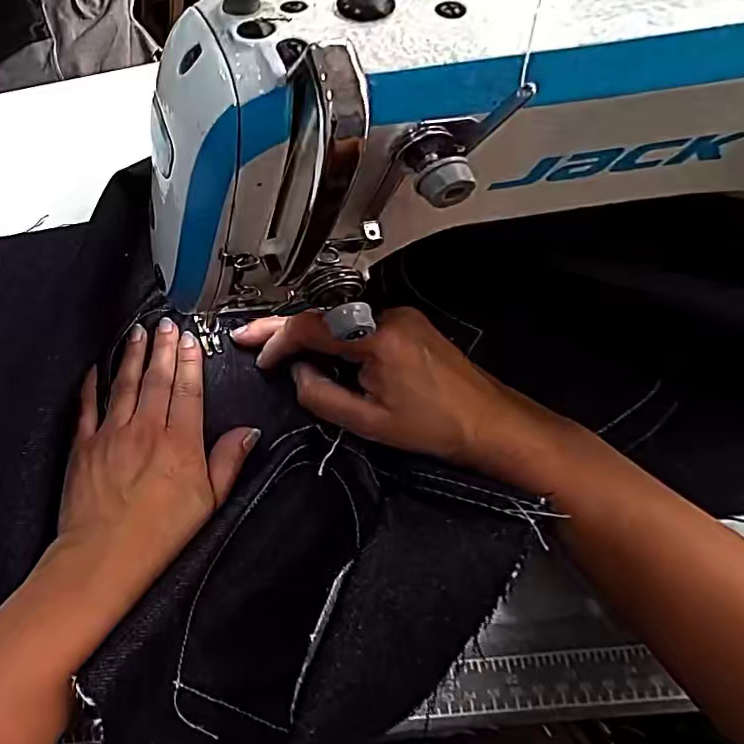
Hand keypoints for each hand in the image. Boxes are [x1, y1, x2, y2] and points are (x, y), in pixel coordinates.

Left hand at [52, 318, 259, 595]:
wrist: (103, 557)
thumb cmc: (158, 537)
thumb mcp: (208, 503)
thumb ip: (228, 462)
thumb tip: (248, 434)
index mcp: (179, 443)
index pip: (188, 391)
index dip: (190, 362)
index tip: (190, 341)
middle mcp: (147, 430)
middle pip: (158, 379)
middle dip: (164, 348)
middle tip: (166, 325)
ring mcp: (113, 434)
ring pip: (126, 384)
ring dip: (134, 356)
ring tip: (138, 333)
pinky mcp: (85, 445)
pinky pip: (88, 406)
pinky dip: (92, 384)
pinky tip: (98, 368)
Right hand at [232, 307, 570, 477]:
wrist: (492, 424)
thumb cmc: (442, 426)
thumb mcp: (370, 423)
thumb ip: (322, 397)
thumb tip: (297, 377)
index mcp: (377, 339)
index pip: (311, 328)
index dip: (278, 341)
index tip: (262, 355)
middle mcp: (389, 318)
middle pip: (321, 316)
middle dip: (281, 327)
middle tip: (251, 335)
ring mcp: (400, 317)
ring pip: (338, 318)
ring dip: (307, 331)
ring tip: (278, 345)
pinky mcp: (406, 323)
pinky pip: (357, 323)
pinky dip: (333, 334)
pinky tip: (318, 350)